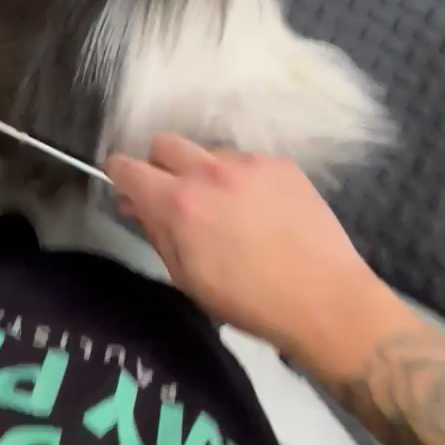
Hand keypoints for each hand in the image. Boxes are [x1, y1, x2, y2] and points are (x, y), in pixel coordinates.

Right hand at [107, 134, 388, 353]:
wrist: (327, 300)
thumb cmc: (249, 302)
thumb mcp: (187, 277)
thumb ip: (156, 232)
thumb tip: (136, 204)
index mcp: (179, 203)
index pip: (127, 167)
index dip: (118, 173)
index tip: (123, 184)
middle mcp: (208, 172)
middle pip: (164, 142)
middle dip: (159, 164)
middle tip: (173, 194)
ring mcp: (247, 163)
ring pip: (207, 151)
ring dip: (203, 171)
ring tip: (225, 207)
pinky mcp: (280, 163)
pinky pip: (245, 160)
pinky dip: (241, 178)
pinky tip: (260, 209)